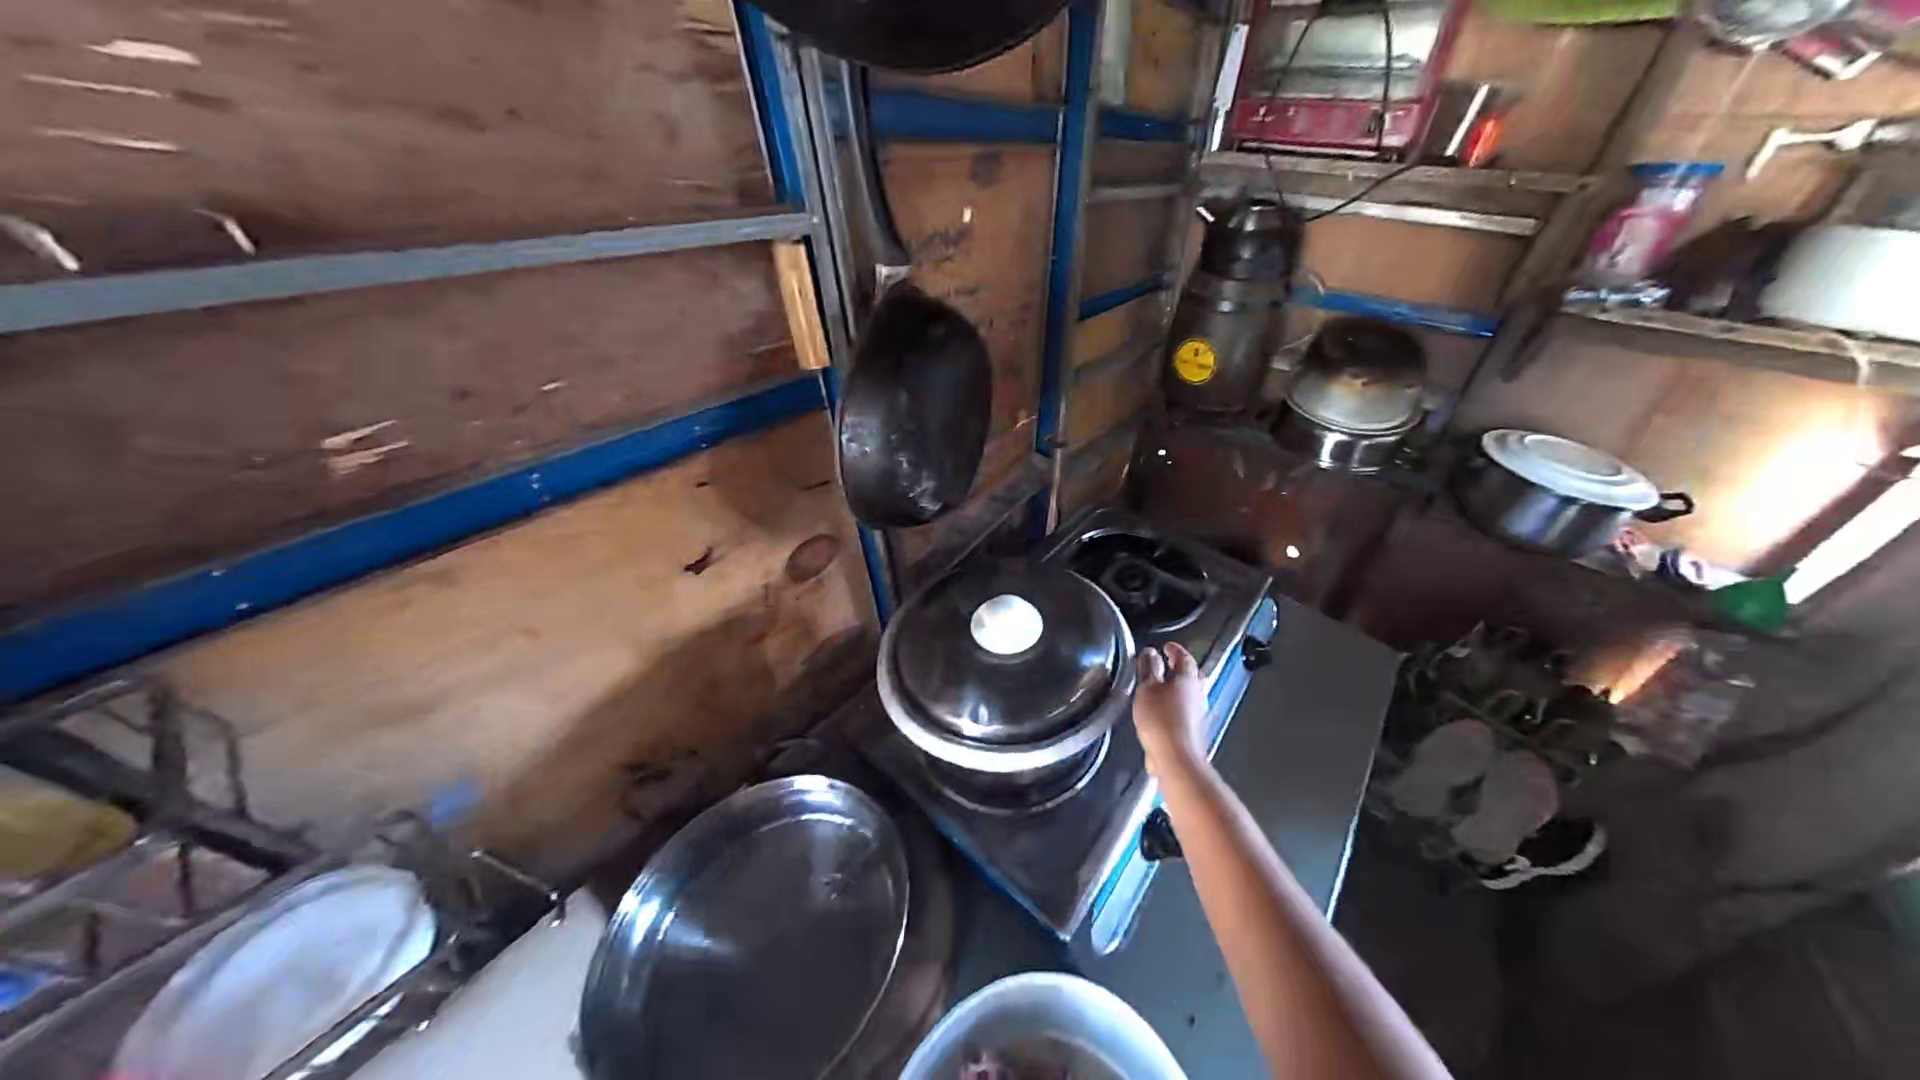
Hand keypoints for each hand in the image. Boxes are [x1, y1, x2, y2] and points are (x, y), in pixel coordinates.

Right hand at [1133, 642, 1207, 776]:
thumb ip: (1148, 669)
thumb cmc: (1161, 719)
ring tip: (1160, 686)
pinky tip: (1161, 710)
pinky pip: (1185, 710)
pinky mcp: (1193, 729)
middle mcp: (1197, 693)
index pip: (1184, 657)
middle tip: (1167, 663)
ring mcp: (1198, 713)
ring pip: (1189, 693)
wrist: (1176, 757)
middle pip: (1191, 675)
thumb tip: (1150, 653)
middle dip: (1179, 668)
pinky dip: (1174, 705)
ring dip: (1176, 687)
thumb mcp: (1147, 689)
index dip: (1175, 649)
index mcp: (1188, 678)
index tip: (1167, 646)